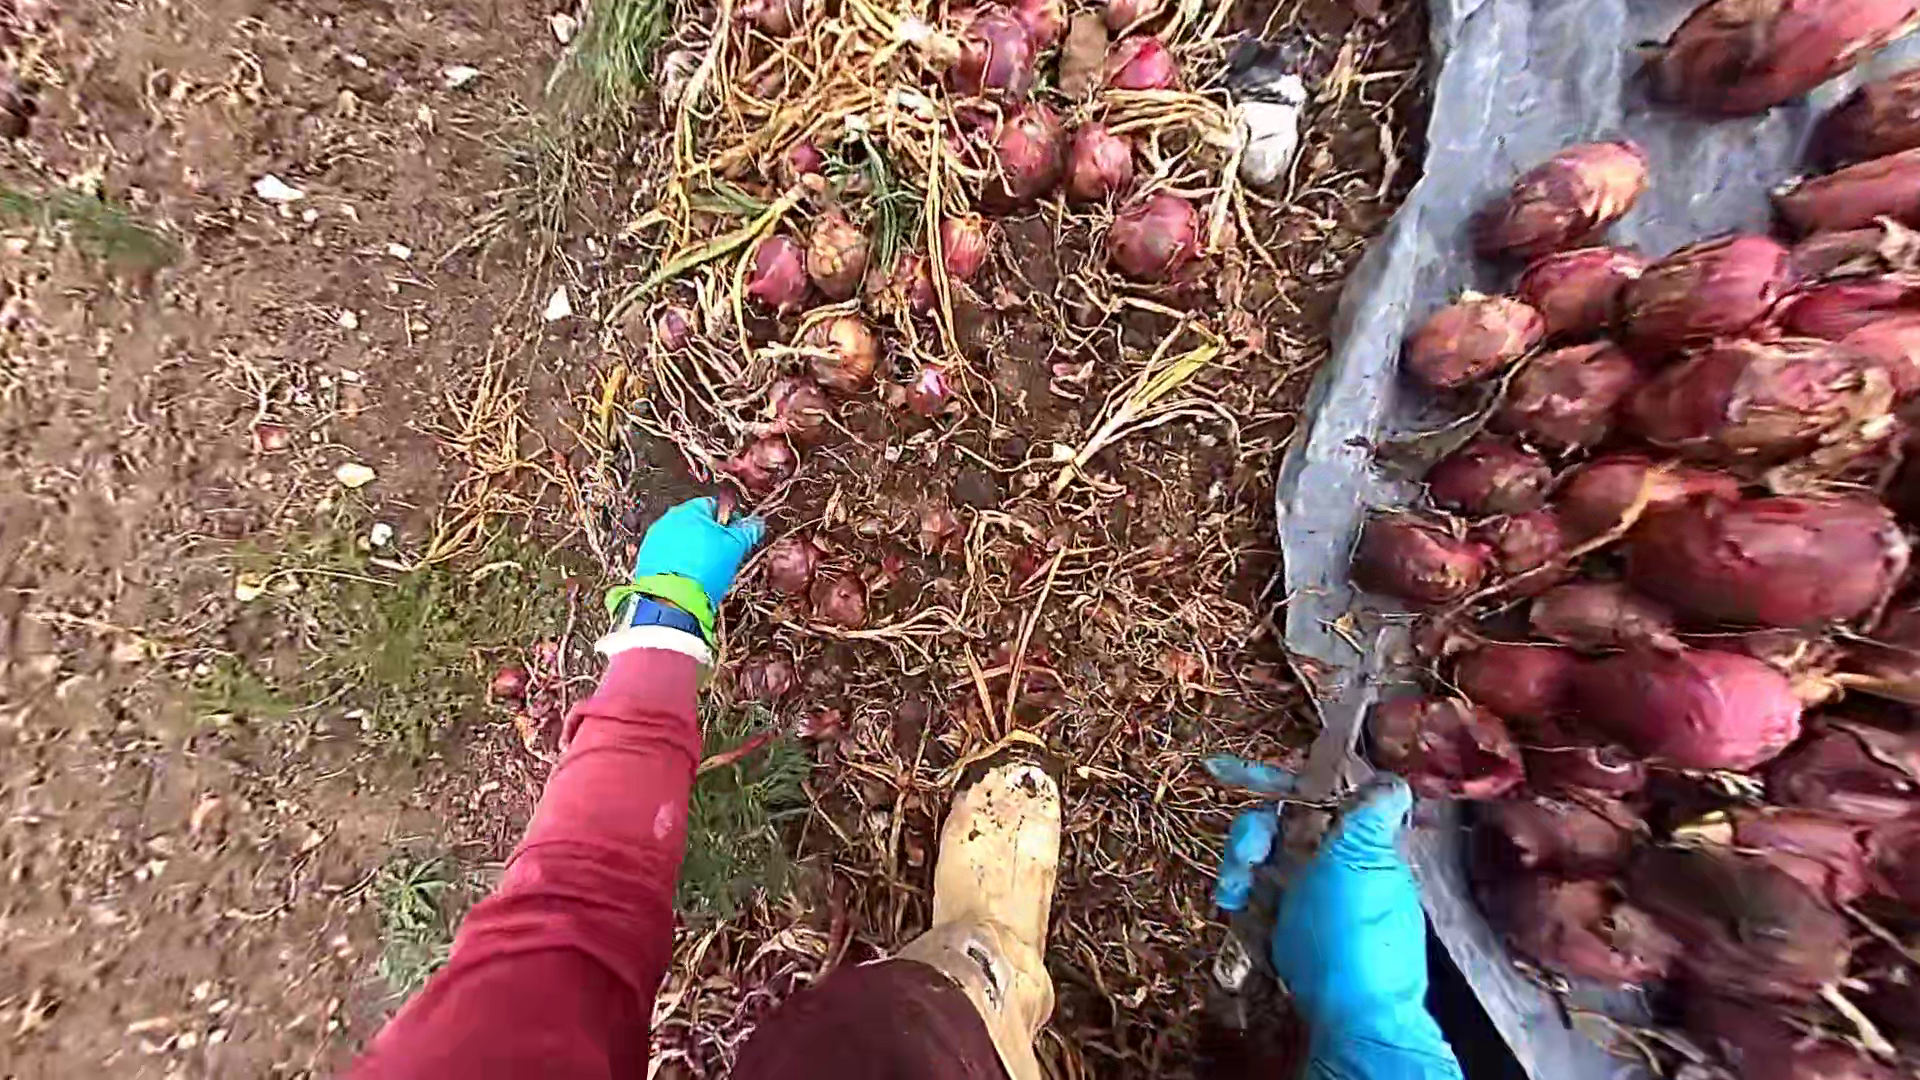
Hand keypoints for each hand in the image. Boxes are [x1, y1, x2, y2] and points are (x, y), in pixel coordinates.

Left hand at [634, 497, 764, 604]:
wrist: (674, 600)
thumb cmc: (705, 570)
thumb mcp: (736, 547)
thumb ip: (747, 531)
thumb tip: (756, 523)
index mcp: (689, 511)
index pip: (714, 505)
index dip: (729, 521)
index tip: (737, 536)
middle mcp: (668, 521)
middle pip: (697, 523)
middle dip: (712, 536)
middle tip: (725, 553)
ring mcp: (655, 540)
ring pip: (684, 540)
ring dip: (697, 550)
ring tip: (709, 568)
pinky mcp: (648, 559)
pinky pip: (671, 556)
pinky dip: (682, 562)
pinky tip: (693, 575)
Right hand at [1217, 775, 1463, 1079]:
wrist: (1350, 1016)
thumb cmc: (1356, 936)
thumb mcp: (1363, 868)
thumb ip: (1369, 819)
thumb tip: (1395, 780)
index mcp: (1346, 841)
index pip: (1301, 793)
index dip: (1266, 780)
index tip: (1223, 770)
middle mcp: (1321, 858)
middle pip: (1268, 821)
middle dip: (1249, 835)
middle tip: (1245, 859)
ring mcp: (1297, 887)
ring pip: (1251, 853)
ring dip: (1238, 867)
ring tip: (1238, 894)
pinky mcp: (1276, 913)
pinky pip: (1245, 887)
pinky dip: (1237, 894)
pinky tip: (1237, 907)